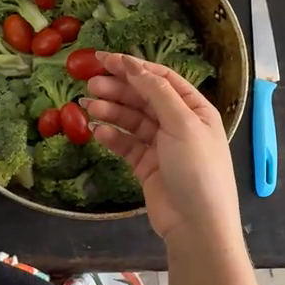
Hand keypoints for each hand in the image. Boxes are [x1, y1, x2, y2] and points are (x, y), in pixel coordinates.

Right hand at [83, 53, 240, 249]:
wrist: (197, 225)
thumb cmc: (196, 168)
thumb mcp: (181, 123)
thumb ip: (156, 91)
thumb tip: (132, 63)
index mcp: (194, 109)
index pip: (160, 78)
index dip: (133, 67)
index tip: (103, 59)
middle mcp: (179, 123)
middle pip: (143, 97)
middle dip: (118, 88)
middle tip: (90, 83)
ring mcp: (162, 145)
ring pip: (131, 120)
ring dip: (110, 110)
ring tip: (87, 106)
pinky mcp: (147, 166)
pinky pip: (126, 144)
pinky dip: (112, 136)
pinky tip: (97, 132)